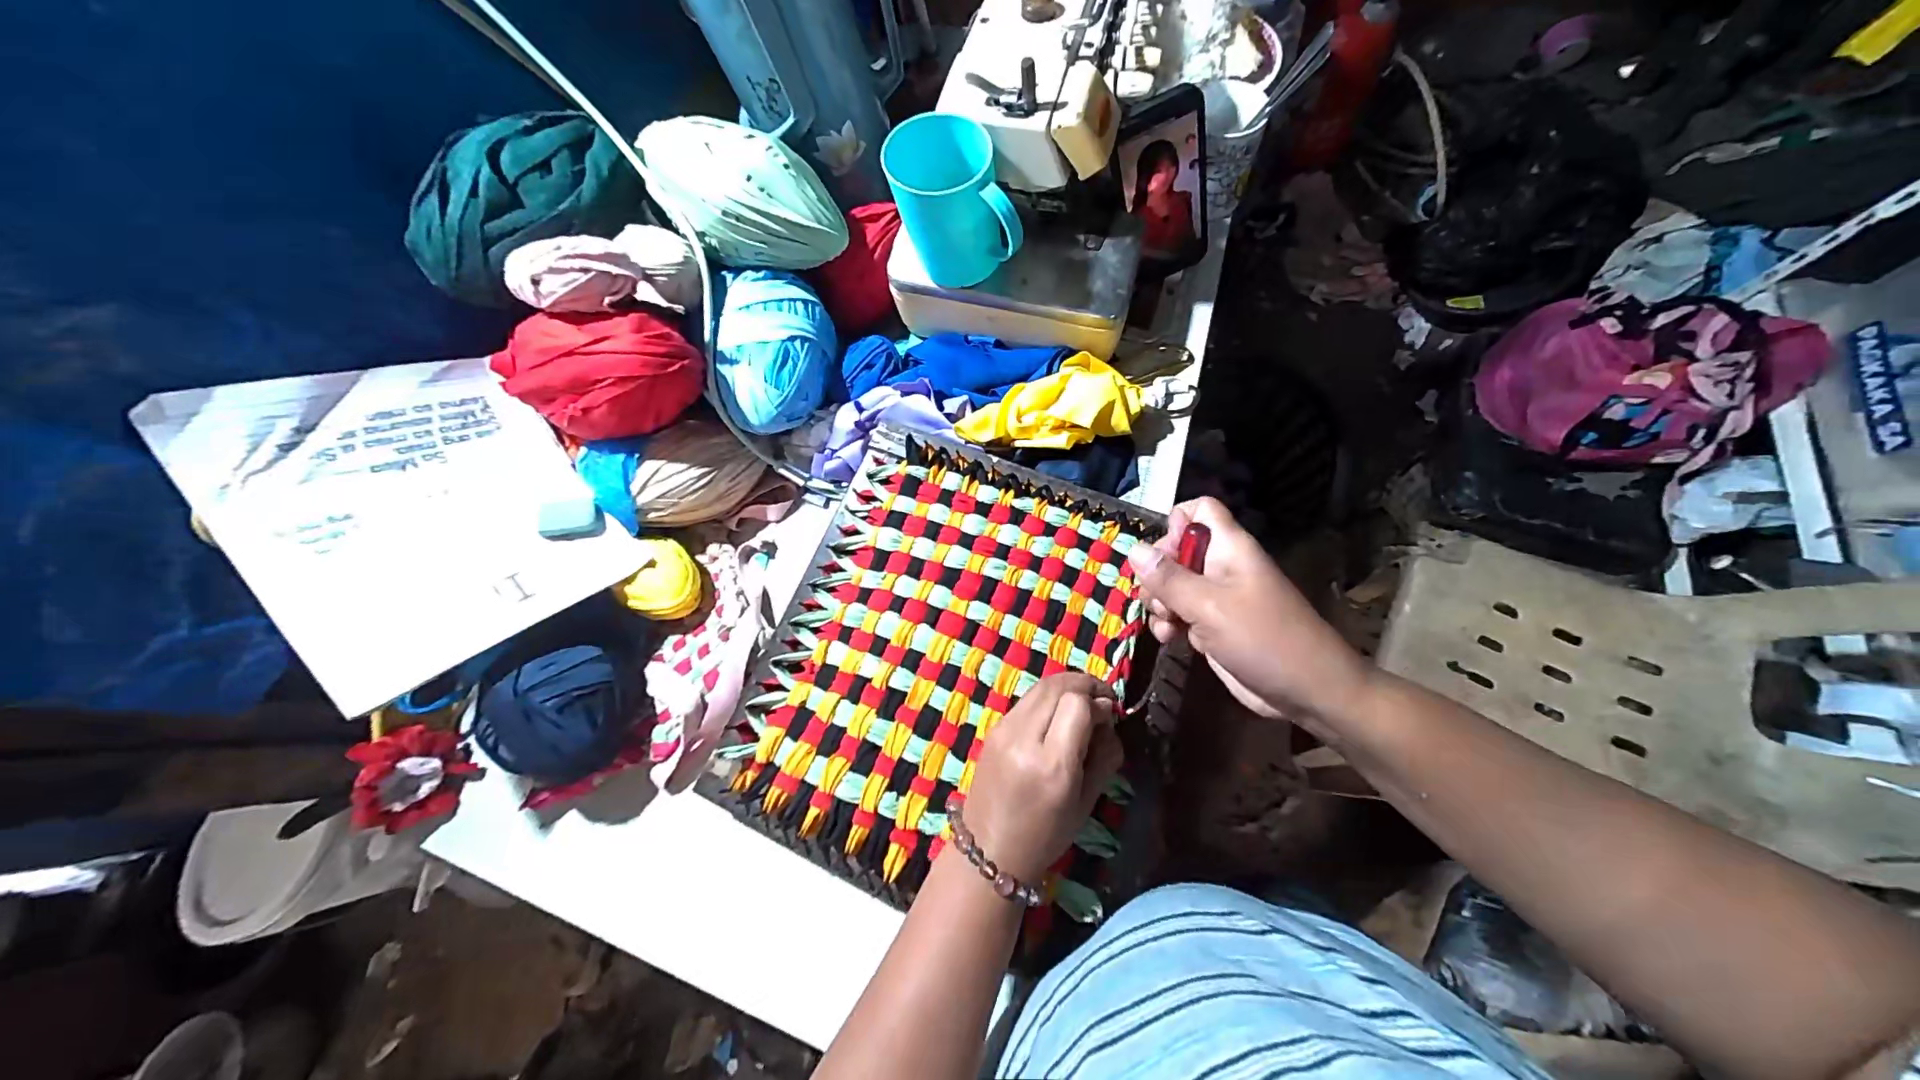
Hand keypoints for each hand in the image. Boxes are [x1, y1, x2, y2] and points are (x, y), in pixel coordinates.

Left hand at [959, 673, 1122, 883]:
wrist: (988, 850)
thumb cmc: (1045, 835)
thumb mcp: (1087, 801)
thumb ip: (1104, 754)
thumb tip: (1108, 716)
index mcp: (1051, 764)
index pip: (1078, 704)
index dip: (1100, 703)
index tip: (1110, 718)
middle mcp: (1023, 739)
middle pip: (1057, 685)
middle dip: (1086, 685)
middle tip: (1103, 701)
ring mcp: (1003, 730)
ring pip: (1040, 687)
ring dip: (1067, 688)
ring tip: (1083, 706)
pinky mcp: (993, 729)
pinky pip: (1027, 700)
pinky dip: (1048, 699)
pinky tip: (1057, 718)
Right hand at [1126, 497, 1373, 736]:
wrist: (1307, 691)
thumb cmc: (1263, 639)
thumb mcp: (1208, 606)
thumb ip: (1168, 578)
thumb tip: (1133, 548)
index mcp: (1229, 549)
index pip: (1200, 510)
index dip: (1175, 523)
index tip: (1163, 554)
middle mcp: (1221, 567)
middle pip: (1176, 552)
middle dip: (1157, 574)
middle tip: (1158, 599)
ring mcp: (1217, 598)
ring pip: (1172, 586)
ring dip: (1159, 604)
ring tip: (1166, 624)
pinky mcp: (1213, 626)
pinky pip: (1180, 614)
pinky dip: (1170, 624)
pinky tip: (1170, 640)